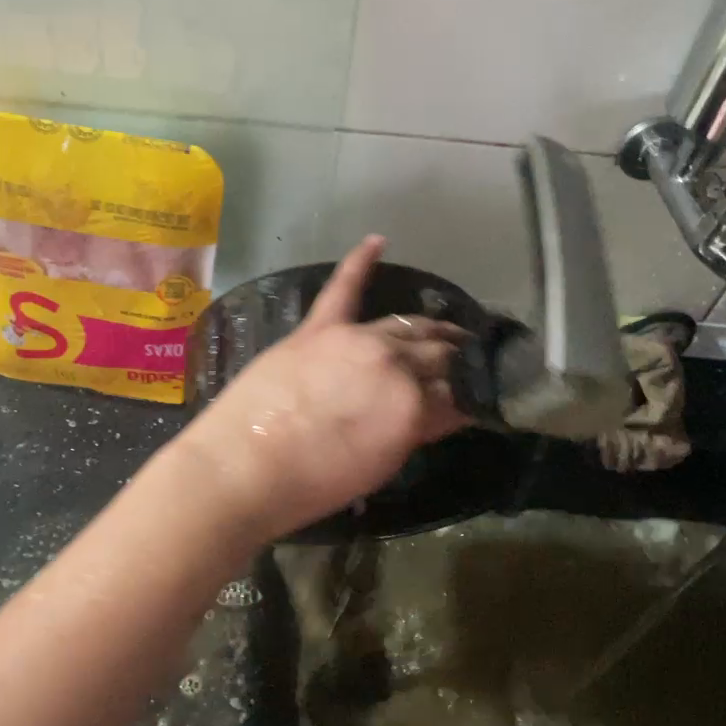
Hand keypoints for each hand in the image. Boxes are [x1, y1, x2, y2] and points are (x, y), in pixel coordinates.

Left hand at [171, 235, 470, 540]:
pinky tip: (377, 242)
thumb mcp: (381, 465)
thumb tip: (440, 408)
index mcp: (415, 406)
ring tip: (450, 331)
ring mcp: (356, 339)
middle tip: (469, 363)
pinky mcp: (319, 327)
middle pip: (438, 354)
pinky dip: (359, 262)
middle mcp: (394, 363)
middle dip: (457, 361)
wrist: (244, 468)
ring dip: (431, 328)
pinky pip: (343, 287)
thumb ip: (415, 430)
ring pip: (405, 325)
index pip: (458, 394)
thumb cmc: (314, 484)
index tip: (480, 394)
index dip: (471, 396)